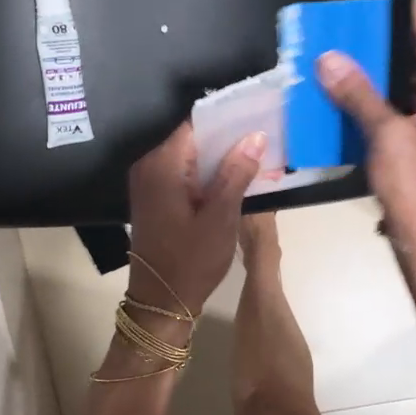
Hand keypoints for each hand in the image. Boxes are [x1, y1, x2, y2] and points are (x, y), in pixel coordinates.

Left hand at [125, 123, 264, 316]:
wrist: (160, 302)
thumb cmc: (190, 261)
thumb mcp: (220, 217)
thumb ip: (237, 173)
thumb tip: (256, 136)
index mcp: (161, 165)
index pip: (195, 124)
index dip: (227, 117)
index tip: (257, 112)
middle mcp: (149, 166)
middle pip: (193, 137)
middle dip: (228, 136)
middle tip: (266, 134)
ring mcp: (150, 182)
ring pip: (191, 156)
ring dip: (221, 156)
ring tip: (259, 153)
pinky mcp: (156, 197)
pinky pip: (184, 173)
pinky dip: (209, 172)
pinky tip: (237, 176)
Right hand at [317, 0, 415, 252]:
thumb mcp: (387, 137)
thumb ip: (359, 94)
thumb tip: (328, 58)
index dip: (408, 7)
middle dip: (389, 37)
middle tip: (358, 13)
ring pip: (413, 78)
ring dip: (382, 65)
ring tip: (349, 41)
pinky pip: (407, 101)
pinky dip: (382, 91)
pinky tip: (354, 80)